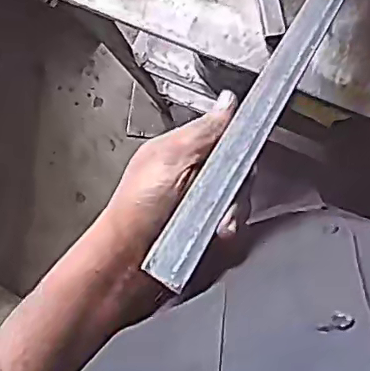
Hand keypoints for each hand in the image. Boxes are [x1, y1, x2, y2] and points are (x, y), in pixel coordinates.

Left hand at [0, 91, 236, 370]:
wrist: (127, 268)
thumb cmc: (134, 212)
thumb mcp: (170, 159)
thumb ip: (204, 131)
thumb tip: (228, 102)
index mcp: (180, 149)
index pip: (226, 132)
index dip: (239, 142)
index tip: (242, 155)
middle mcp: (194, 176)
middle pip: (242, 169)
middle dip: (236, 185)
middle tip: (218, 194)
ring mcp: (203, 207)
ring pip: (242, 201)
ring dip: (231, 213)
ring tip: (209, 222)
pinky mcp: (209, 235)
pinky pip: (238, 229)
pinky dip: (229, 235)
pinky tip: (211, 238)